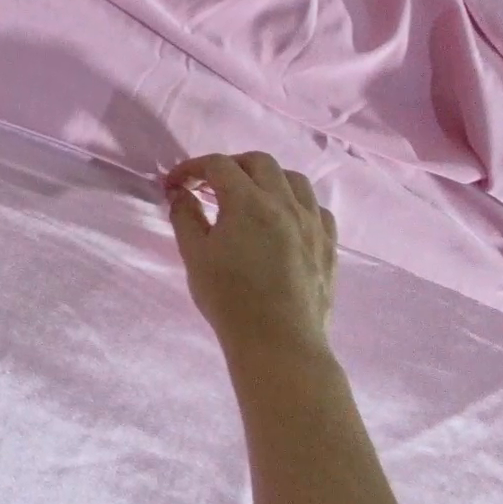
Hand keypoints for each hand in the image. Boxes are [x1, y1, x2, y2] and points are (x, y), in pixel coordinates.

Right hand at [166, 152, 337, 362]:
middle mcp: (286, 206)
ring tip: (243, 199)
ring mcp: (313, 226)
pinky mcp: (328, 245)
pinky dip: (292, 202)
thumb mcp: (193, 252)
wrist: (278, 340)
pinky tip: (276, 221)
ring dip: (264, 180)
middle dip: (229, 166)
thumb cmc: (227, 295)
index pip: (219, 165)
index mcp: (249, 204)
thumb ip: (185, 215)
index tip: (174, 186)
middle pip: (260, 163)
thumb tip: (181, 193)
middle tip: (207, 187)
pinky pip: (316, 208)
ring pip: (294, 180)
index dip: (191, 168)